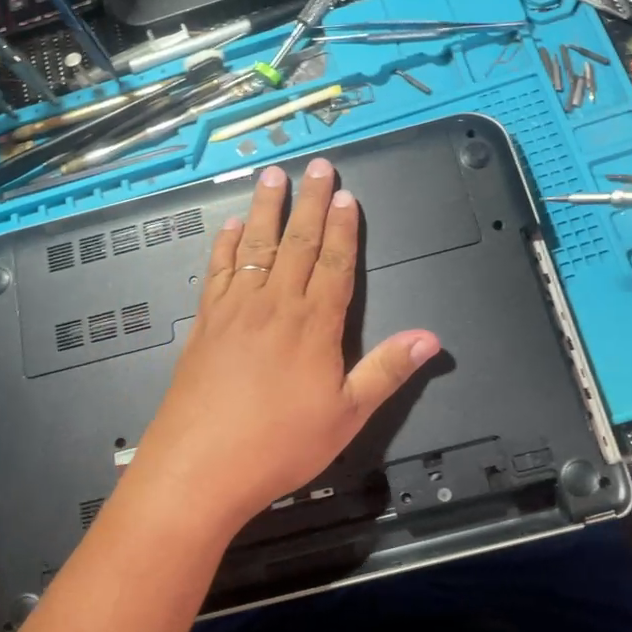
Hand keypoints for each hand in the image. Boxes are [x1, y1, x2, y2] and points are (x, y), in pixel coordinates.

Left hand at [126, 158, 440, 529]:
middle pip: (297, 243)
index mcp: (315, 325)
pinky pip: (218, 271)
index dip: (343, 227)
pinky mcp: (205, 323)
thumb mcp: (347, 416)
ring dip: (267, 208)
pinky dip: (227, 245)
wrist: (201, 465)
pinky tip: (232, 227)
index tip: (346, 194)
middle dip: (310, 202)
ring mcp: (236, 310)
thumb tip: (431, 338)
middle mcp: (275, 305)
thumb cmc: (280, 445)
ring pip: (256, 247)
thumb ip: (387, 371)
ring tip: (273, 175)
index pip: (335, 263)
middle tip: (316, 165)